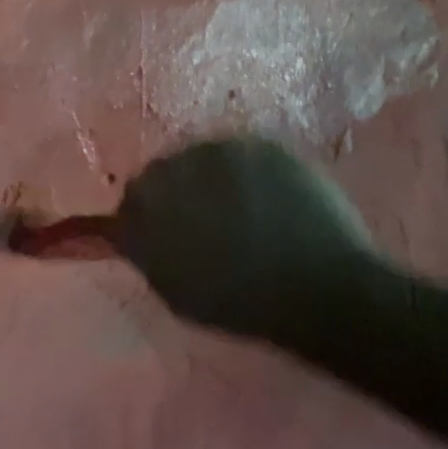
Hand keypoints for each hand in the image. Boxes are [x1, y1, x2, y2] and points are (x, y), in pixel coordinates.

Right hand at [116, 137, 379, 338]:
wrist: (318, 290)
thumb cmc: (238, 303)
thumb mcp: (172, 288)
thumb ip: (145, 252)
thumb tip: (136, 235)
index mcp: (136, 211)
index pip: (129, 206)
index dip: (149, 221)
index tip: (171, 237)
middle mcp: (161, 173)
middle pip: (160, 175)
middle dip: (178, 194)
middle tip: (208, 222)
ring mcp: (209, 153)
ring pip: (200, 160)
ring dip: (212, 179)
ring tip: (245, 209)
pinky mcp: (253, 144)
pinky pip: (242, 155)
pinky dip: (251, 173)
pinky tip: (272, 199)